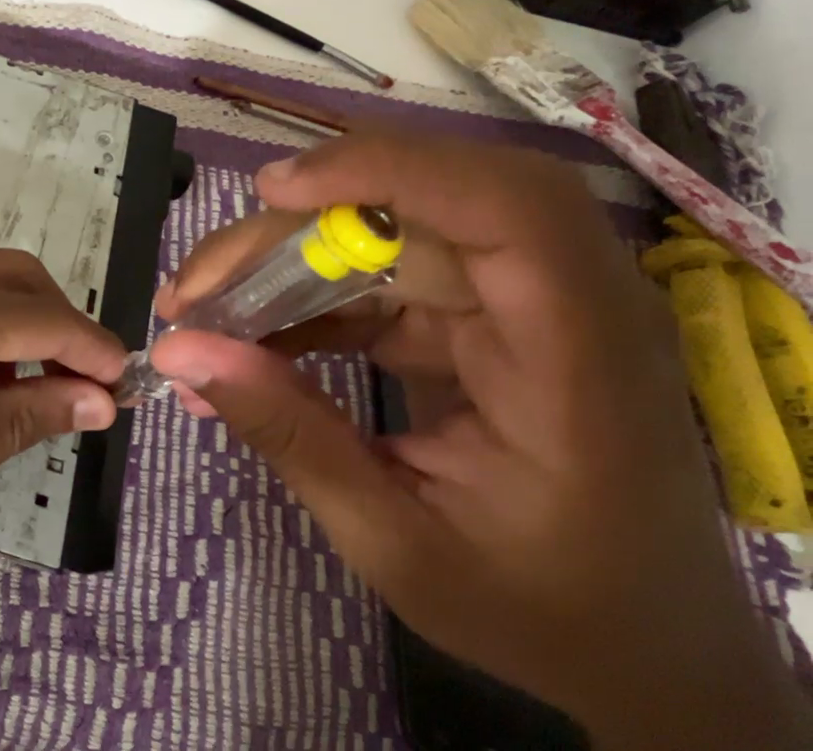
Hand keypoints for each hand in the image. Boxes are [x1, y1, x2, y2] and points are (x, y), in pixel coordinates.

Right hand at [149, 133, 811, 748]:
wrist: (638, 645)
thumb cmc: (538, 607)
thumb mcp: (396, 540)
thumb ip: (290, 436)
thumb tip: (179, 351)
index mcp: (576, 359)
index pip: (506, 207)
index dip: (388, 170)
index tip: (271, 192)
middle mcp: (559, 308)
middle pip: (414, 215)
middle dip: (287, 239)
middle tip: (191, 293)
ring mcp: (519, 311)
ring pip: (384, 243)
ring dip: (281, 271)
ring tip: (199, 318)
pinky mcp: (485, 324)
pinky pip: (380, 285)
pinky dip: (305, 307)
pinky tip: (247, 345)